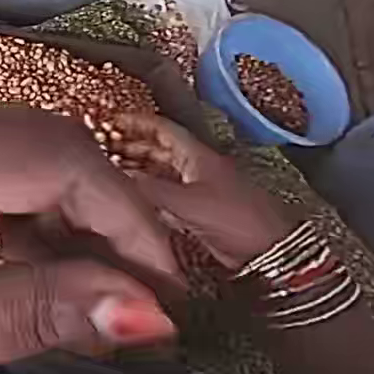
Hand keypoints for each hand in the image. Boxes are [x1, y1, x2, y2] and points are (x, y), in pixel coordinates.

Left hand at [0, 107, 185, 373]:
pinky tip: (59, 264)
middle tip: (146, 293)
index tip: (165, 291)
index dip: (126, 218)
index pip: (59, 160)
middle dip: (114, 211)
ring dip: (84, 211)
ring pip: (40, 151)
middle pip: (56, 143)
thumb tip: (148, 313)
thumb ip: (34, 314)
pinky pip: (11, 167)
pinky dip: (48, 211)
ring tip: (111, 284)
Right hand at [109, 113, 295, 270]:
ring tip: (110, 169)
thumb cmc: (235, 221)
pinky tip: (130, 196)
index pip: (163, 129)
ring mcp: (198, 189)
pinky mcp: (198, 211)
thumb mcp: (187, 203)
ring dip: (137, 168)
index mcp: (198, 156)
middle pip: (159, 149)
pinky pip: (165, 193)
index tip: (112, 120)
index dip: (138, 122)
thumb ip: (150, 190)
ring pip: (160, 171)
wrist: (271, 254)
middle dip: (131, 145)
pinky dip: (146, 191)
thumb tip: (116, 179)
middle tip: (103, 147)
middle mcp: (196, 167)